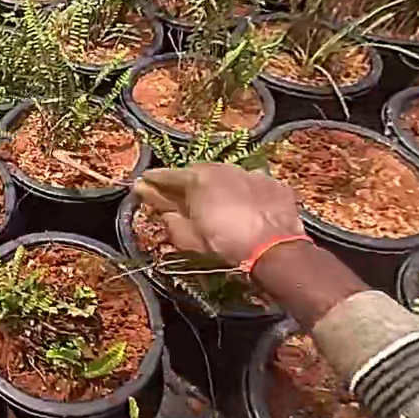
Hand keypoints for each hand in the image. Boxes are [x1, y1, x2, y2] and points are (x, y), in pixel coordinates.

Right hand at [132, 164, 304, 267]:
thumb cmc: (223, 243)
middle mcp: (221, 168)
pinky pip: (248, 182)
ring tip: (210, 199)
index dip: (153, 180)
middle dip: (184, 181)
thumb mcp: (187, 236)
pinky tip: (240, 205)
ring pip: (223, 174)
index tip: (143, 183)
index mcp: (196, 179)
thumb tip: (152, 200)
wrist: (275, 248)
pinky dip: (240, 191)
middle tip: (177, 195)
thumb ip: (166, 215)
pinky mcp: (271, 182)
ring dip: (212, 184)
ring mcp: (248, 173)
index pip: (167, 175)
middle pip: (195, 171)